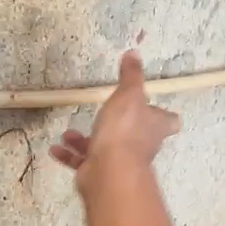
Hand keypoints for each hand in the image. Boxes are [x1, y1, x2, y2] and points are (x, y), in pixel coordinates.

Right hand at [50, 50, 180, 187]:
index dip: (162, 115)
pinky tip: (57, 148)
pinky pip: (83, 161)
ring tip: (69, 132)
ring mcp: (120, 161)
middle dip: (117, 126)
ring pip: (104, 147)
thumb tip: (134, 52)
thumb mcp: (129, 94)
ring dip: (85, 140)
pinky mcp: (99, 173)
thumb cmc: (124, 130)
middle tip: (104, 116)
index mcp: (154, 126)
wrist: (109, 170)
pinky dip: (69, 155)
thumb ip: (131, 75)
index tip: (153, 108)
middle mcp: (141, 145)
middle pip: (134, 135)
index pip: (167, 121)